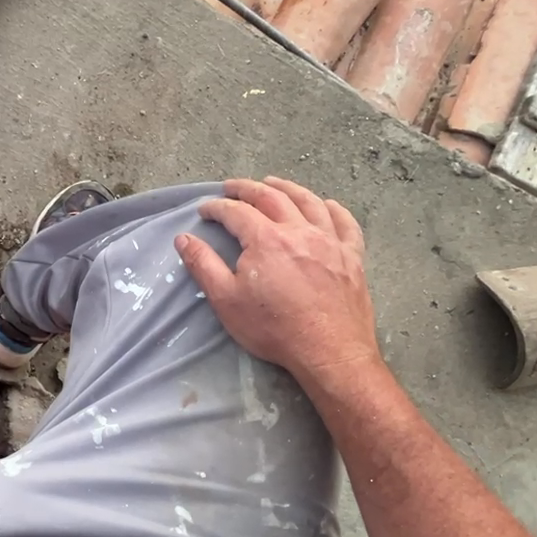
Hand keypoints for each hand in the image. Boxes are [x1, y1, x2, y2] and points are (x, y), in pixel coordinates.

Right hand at [176, 177, 381, 383]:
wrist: (329, 353)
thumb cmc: (273, 328)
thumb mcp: (225, 299)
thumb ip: (202, 264)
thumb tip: (183, 239)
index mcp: (265, 240)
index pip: (236, 212)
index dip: (216, 207)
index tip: (204, 211)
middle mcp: (299, 232)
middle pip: (271, 197)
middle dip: (247, 188)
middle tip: (231, 187)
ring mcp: (330, 242)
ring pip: (309, 202)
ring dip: (287, 188)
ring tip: (272, 183)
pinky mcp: (352, 257)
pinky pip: (345, 223)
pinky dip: (333, 209)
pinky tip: (326, 205)